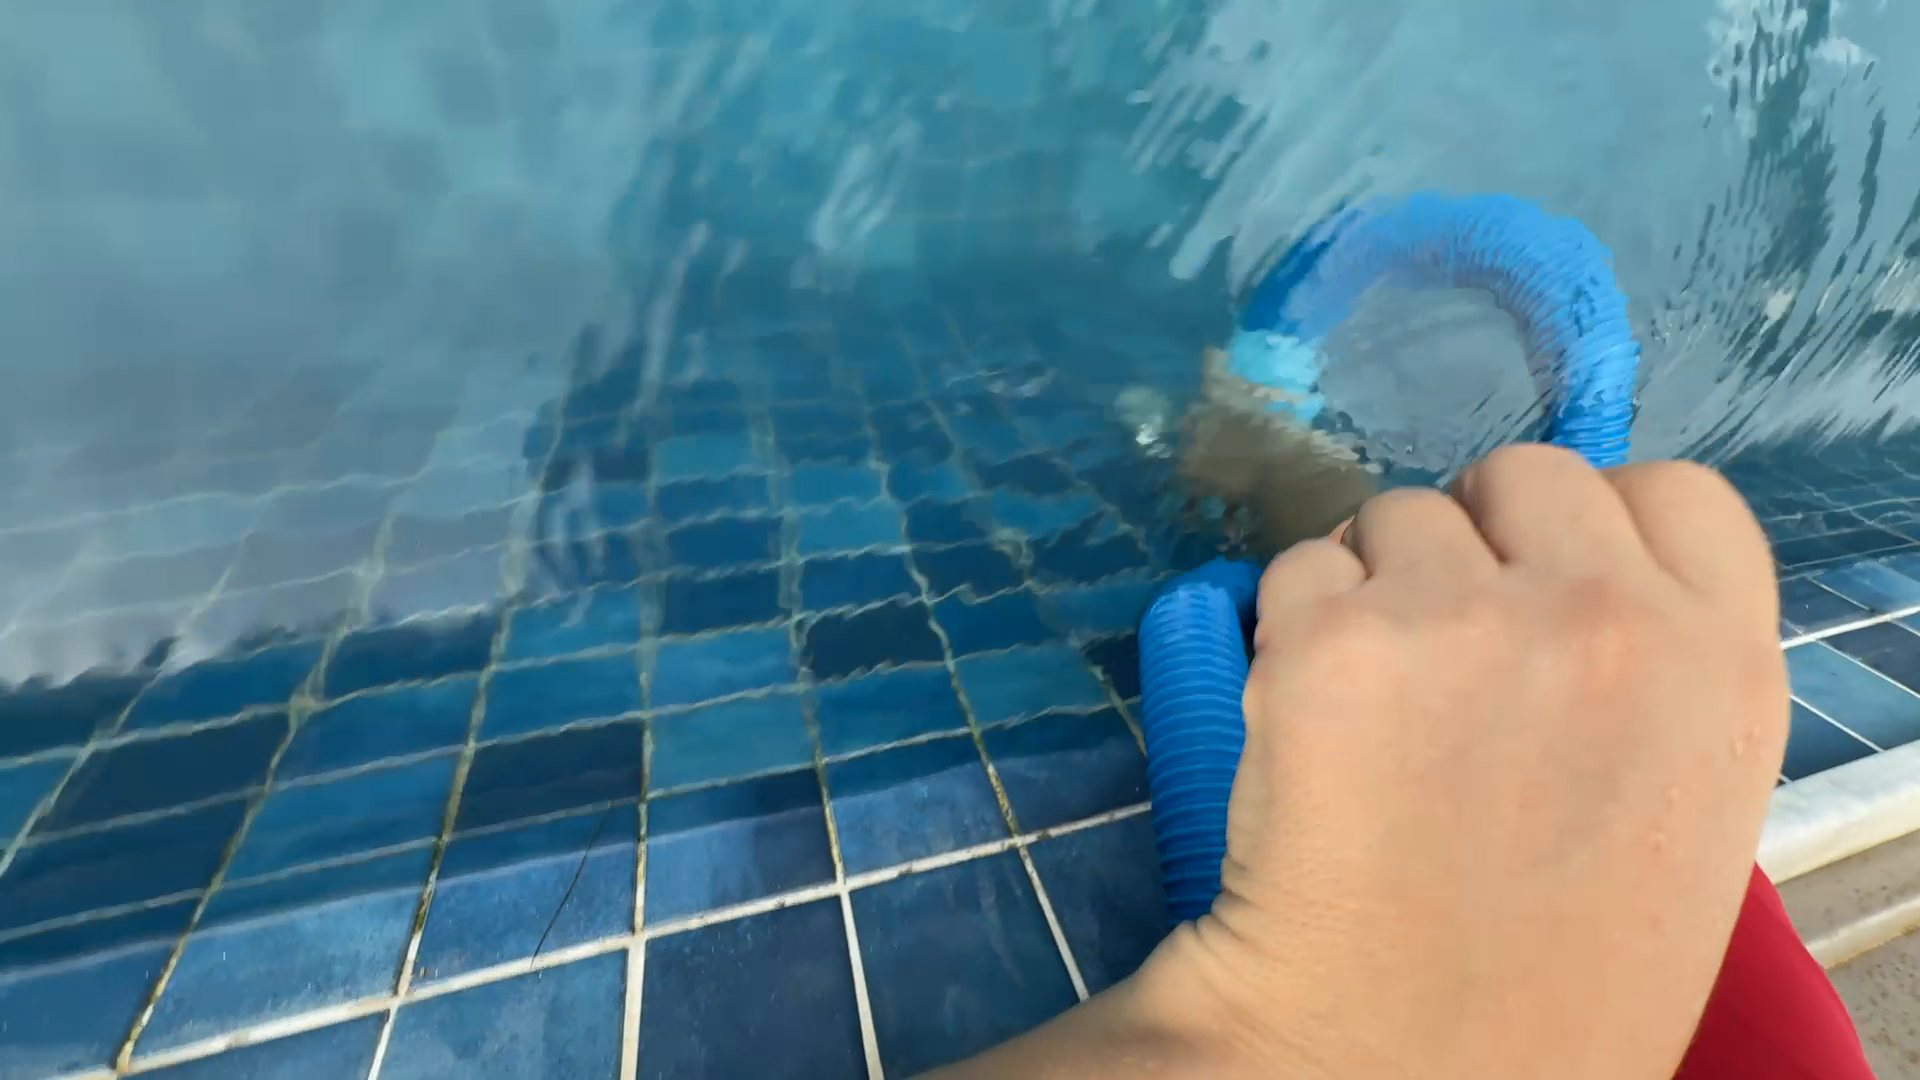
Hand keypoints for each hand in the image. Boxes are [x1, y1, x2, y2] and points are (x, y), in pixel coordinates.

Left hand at [1180, 445, 1788, 1078]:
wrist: (1397, 1043)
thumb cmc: (1538, 946)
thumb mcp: (1657, 789)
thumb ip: (1626, 659)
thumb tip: (1535, 561)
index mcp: (1715, 659)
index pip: (1661, 487)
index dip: (1578, 517)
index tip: (1526, 565)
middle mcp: (1593, 613)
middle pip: (1512, 473)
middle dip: (1465, 530)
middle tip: (1426, 618)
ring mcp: (1450, 616)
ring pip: (1387, 513)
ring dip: (1366, 574)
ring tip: (1364, 681)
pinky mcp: (1326, 637)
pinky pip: (1296, 565)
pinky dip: (1290, 612)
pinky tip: (1301, 698)